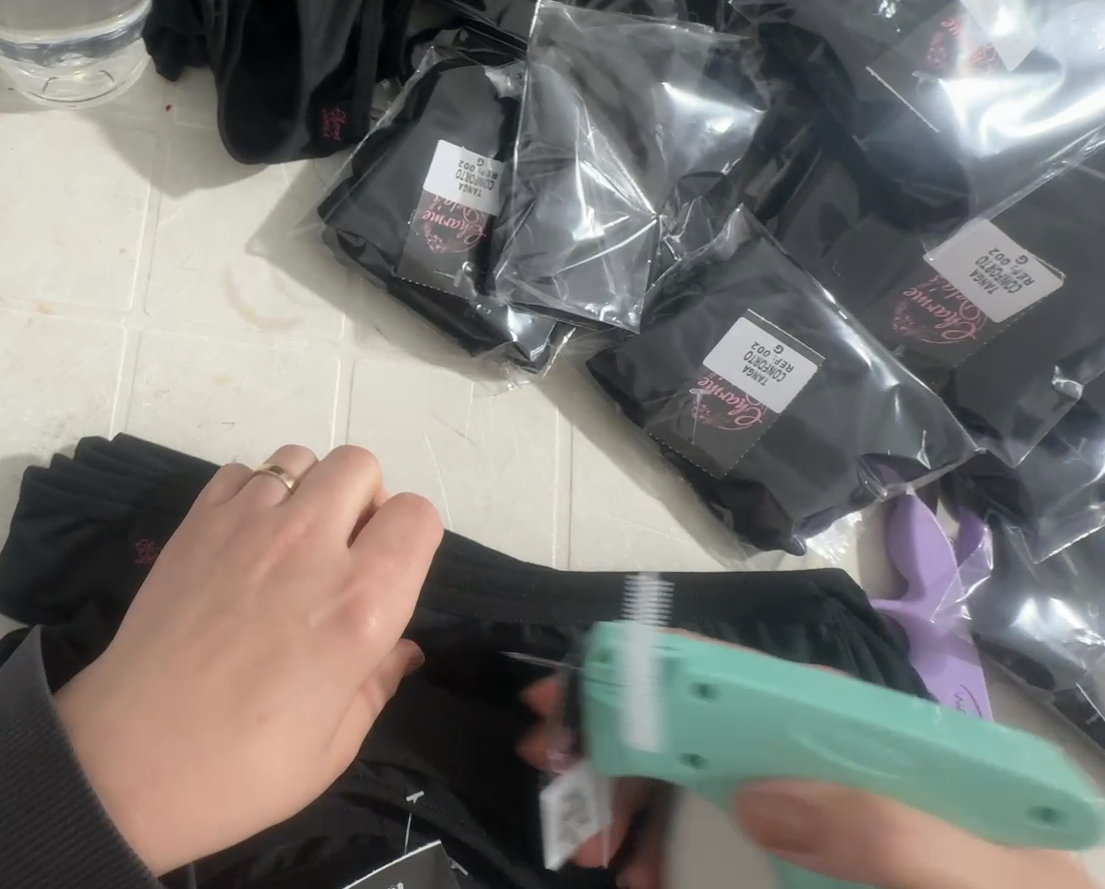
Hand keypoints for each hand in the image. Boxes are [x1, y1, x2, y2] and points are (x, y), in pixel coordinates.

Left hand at [53, 445, 443, 872]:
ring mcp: (246, 523)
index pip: (417, 515)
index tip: (389, 566)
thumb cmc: (244, 765)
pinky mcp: (197, 519)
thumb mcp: (335, 743)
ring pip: (298, 458)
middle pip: (358, 465)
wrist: (135, 750)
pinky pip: (241, 471)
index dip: (411, 536)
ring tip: (289, 540)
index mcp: (360, 603)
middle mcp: (308, 544)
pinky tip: (241, 538)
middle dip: (363, 498)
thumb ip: (378, 679)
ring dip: (306, 490)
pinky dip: (251, 491)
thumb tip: (404, 646)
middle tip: (341, 548)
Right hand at [518, 676, 1095, 888]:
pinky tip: (633, 873)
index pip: (735, 675)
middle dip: (607, 739)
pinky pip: (696, 832)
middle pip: (684, 721)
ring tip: (583, 841)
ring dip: (615, 798)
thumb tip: (753, 797)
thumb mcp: (991, 886)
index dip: (642, 671)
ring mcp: (793, 806)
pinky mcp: (781, 851)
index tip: (574, 695)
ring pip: (677, 775)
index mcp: (856, 731)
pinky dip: (649, 846)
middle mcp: (810, 752)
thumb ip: (893, 835)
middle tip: (548, 764)